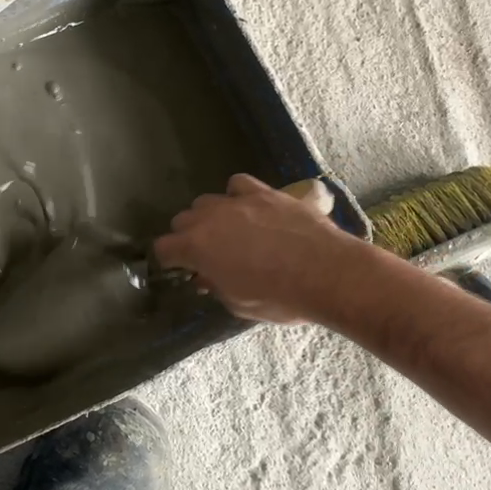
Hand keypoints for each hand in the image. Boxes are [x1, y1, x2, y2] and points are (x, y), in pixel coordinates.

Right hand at [153, 174, 386, 323]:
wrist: (327, 273)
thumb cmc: (280, 297)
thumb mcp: (239, 304)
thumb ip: (216, 286)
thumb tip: (207, 277)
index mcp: (196, 248)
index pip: (163, 248)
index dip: (169, 260)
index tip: (180, 269)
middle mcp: (208, 219)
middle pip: (181, 220)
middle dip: (188, 237)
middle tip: (208, 254)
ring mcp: (235, 202)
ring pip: (206, 201)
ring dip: (210, 216)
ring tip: (229, 231)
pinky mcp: (263, 192)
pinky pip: (237, 185)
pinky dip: (238, 195)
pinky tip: (249, 208)